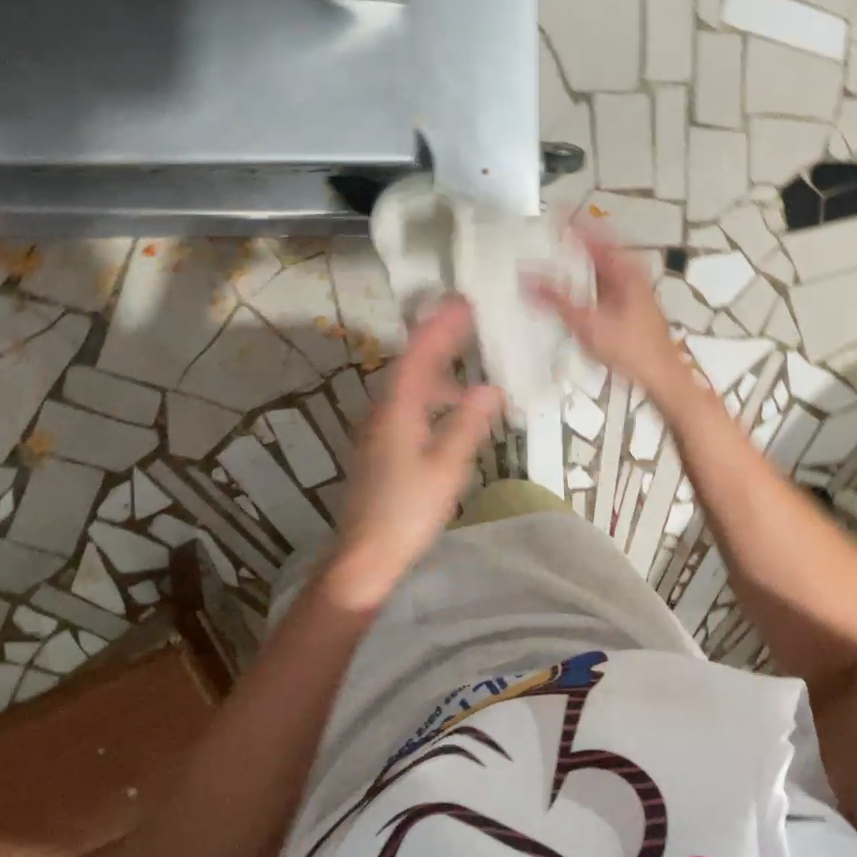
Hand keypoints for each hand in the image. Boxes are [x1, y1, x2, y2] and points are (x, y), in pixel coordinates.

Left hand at [332, 297, 501, 598]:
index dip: (441, 327)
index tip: (463, 302)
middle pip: (410, 364)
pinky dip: (429, 395)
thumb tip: (491, 388)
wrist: (365, 555)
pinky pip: (406, 406)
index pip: (419, 355)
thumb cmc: (408, 511)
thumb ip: (467, 425)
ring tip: (467, 365)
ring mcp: (376, 430)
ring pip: (407, 387)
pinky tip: (449, 410)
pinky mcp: (379, 447)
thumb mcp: (446, 468)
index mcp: (397, 410)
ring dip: (435, 369)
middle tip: (467, 319)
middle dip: (438, 339)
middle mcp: (381, 412)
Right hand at [530, 223, 689, 399]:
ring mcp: (632, 289)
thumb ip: (555, 299)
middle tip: (549, 231)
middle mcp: (630, 273)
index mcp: (624, 269)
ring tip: (554, 254)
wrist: (661, 373)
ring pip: (601, 266)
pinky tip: (571, 288)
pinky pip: (603, 282)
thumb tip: (525, 275)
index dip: (572, 222)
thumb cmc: (629, 347)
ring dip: (579, 261)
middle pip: (598, 248)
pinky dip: (586, 279)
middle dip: (574, 239)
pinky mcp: (629, 305)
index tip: (553, 211)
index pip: (594, 235)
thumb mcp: (588, 323)